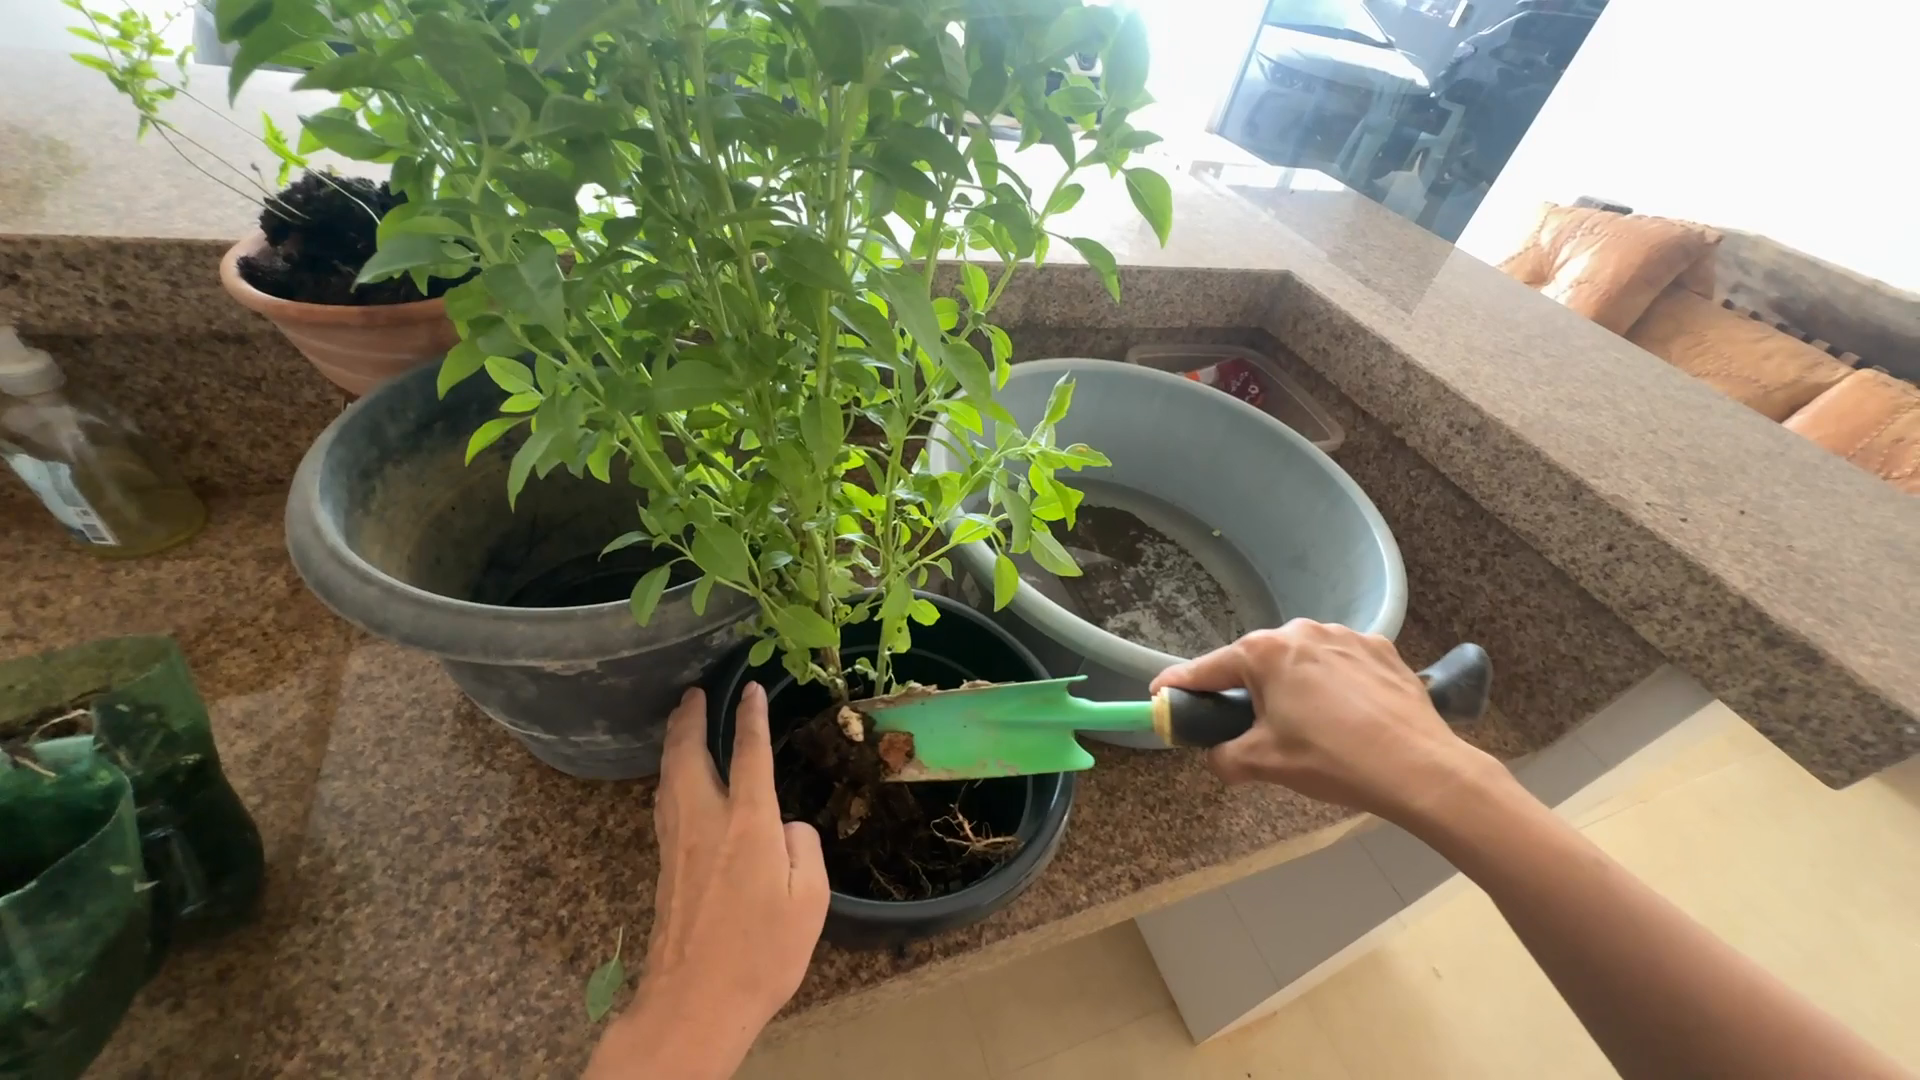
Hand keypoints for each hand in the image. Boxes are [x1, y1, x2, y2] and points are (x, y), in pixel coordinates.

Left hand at [587, 684, 829, 1079]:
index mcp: (747, 824)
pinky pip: (665, 801)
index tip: (750, 689)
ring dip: (674, 743)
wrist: (694, 1005)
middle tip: (693, 693)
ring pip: (669, 777)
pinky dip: (670, 774)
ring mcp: (678, 844)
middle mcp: (706, 822)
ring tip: (679, 721)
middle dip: (689, 719)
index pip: (750, 755)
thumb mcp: (810, 900)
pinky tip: (674, 779)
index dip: (751, 718)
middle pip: (689, 756)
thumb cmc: (761, 953)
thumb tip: (786, 827)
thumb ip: (804, 848)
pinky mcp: (665, 866)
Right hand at [1150, 619, 1504, 821]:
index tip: (1159, 695)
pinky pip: (1339, 662)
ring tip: (1308, 722)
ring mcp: (1343, 635)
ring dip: (1291, 684)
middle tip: (1247, 725)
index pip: (1205, 669)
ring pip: (1299, 660)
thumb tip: (1218, 756)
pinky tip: (1347, 712)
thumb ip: (1223, 757)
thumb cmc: (1331, 761)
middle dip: (1245, 689)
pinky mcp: (1381, 648)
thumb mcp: (1263, 764)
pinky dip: (1332, 682)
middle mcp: (1298, 631)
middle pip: (1255, 661)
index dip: (1178, 686)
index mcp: (1263, 653)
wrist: (1422, 769)